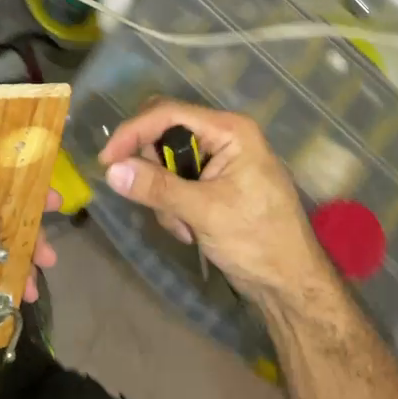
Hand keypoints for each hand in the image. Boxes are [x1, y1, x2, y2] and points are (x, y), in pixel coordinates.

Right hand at [98, 101, 331, 310]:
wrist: (290, 285)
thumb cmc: (257, 241)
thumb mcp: (204, 212)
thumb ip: (158, 188)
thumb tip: (112, 170)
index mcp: (230, 130)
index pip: (169, 113)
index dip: (134, 132)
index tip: (106, 160)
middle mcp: (225, 136)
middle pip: (165, 134)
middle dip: (153, 170)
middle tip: (150, 201)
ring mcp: (220, 160)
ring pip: (167, 162)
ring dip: (164, 196)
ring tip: (183, 227)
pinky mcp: (215, 182)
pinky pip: (178, 182)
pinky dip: (174, 206)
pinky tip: (189, 231)